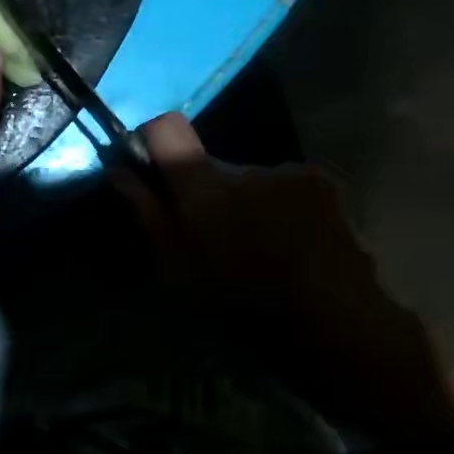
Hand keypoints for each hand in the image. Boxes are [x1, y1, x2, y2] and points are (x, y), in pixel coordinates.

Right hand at [125, 113, 375, 298]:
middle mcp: (245, 168)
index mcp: (204, 188)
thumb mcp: (177, 269)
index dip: (155, 139)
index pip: (167, 128)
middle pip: (212, 165)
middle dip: (209, 190)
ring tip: (264, 245)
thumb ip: (148, 213)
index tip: (157, 166)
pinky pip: (287, 185)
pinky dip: (285, 205)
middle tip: (220, 235)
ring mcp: (289, 172)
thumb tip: (120, 171)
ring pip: (252, 179)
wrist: (334, 325)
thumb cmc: (241, 303)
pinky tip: (296, 240)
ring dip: (251, 201)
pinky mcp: (324, 183)